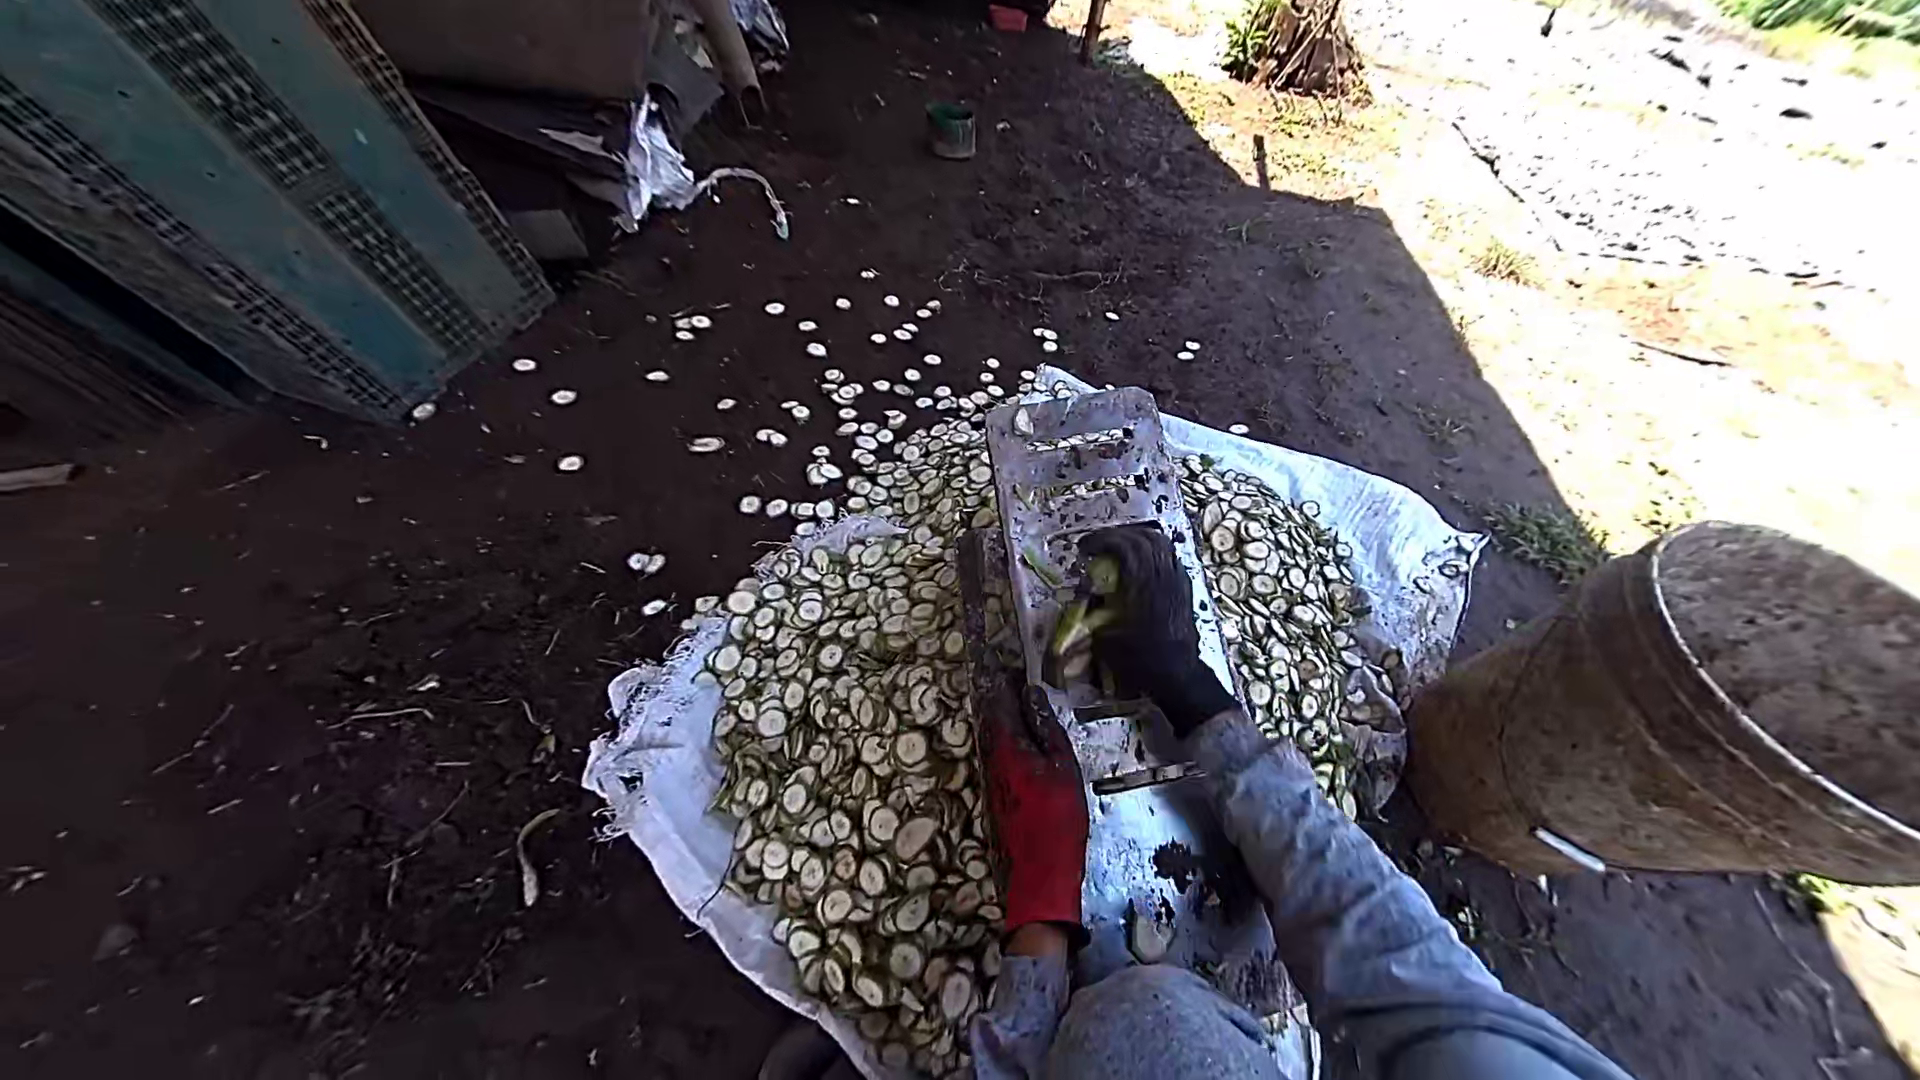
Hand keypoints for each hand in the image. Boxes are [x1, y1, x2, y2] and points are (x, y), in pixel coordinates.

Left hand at [979, 679, 1088, 941]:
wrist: (1036, 875)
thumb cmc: (1057, 820)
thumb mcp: (1062, 769)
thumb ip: (1045, 727)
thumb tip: (1031, 694)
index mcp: (1006, 742)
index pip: (999, 696)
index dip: (1001, 672)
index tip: (1004, 653)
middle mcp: (988, 751)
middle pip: (987, 708)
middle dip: (996, 686)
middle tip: (1008, 667)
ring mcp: (986, 769)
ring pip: (987, 726)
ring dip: (998, 706)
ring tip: (1013, 690)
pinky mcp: (990, 784)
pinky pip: (992, 743)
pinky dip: (1001, 727)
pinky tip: (1014, 727)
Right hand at [1078, 524, 1236, 737]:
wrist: (1177, 675)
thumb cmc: (1140, 660)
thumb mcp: (1106, 636)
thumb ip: (1095, 610)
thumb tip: (1086, 594)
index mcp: (1142, 585)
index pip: (1124, 545)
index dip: (1101, 540)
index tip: (1084, 547)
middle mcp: (1162, 577)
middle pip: (1143, 537)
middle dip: (1117, 534)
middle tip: (1099, 543)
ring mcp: (1177, 580)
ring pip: (1160, 543)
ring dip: (1137, 538)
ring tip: (1119, 546)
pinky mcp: (1185, 587)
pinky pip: (1170, 556)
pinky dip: (1152, 551)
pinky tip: (1141, 562)